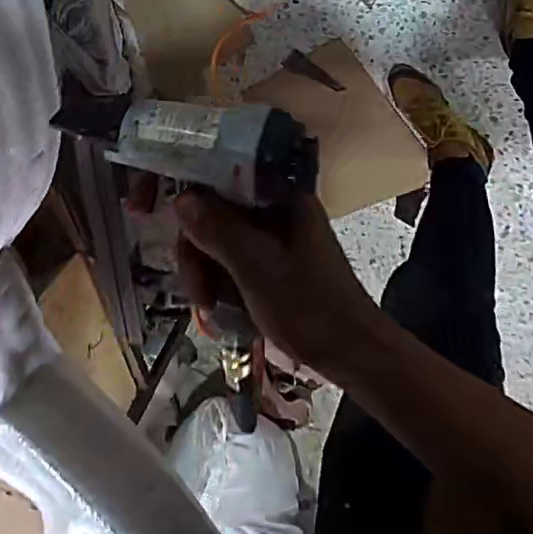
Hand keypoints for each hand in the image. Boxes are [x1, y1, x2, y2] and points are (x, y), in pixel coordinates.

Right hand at [175, 190, 385, 376]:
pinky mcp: (277, 259)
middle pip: (220, 212)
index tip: (179, 239)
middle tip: (199, 294)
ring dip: (209, 271)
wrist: (353, 354)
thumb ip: (218, 231)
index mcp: (283, 195)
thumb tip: (181, 198)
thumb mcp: (256, 268)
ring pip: (224, 238)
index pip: (226, 179)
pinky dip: (224, 281)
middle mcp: (280, 207)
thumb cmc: (309, 307)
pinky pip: (237, 258)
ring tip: (209, 307)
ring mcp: (279, 234)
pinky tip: (221, 309)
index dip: (196, 204)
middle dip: (200, 251)